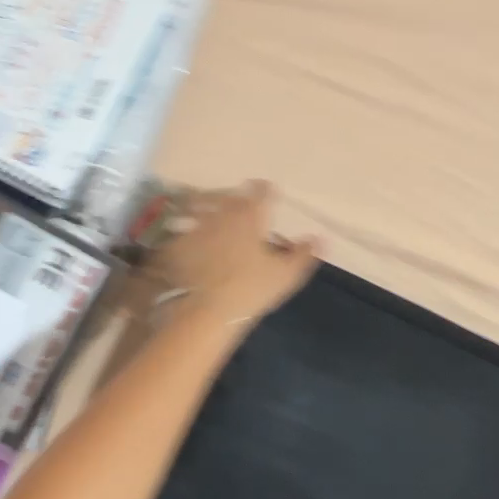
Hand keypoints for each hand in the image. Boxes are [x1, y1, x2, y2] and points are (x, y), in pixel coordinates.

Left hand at [158, 180, 318, 326]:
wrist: (209, 309)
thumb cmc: (252, 290)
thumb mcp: (286, 275)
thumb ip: (304, 254)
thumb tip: (320, 239)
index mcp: (251, 216)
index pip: (261, 191)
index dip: (266, 189)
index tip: (268, 189)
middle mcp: (223, 214)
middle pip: (230, 195)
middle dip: (236, 195)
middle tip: (239, 197)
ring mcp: (198, 227)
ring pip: (202, 206)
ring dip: (208, 205)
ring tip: (209, 207)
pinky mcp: (179, 243)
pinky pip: (182, 229)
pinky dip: (186, 229)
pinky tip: (187, 234)